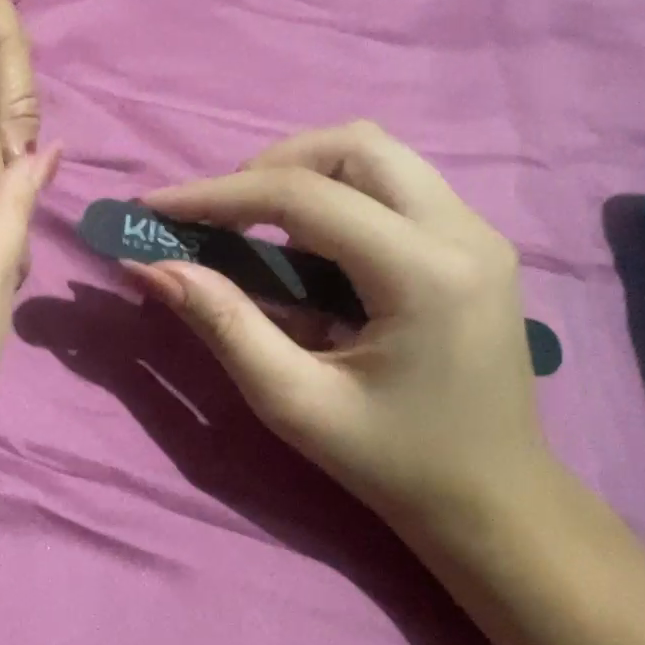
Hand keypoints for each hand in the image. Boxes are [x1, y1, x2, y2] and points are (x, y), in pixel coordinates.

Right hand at [128, 122, 552, 527]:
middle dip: (268, 168)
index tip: (152, 206)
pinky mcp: (470, 247)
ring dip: (300, 178)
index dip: (217, 194)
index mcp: (425, 273)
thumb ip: (223, 324)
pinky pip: (391, 189)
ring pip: (377, 158)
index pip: (306, 196)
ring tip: (250, 232)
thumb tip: (153, 267)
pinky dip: (331, 200)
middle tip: (215, 218)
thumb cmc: (390, 459)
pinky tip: (299, 253)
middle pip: (355, 146)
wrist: (491, 499)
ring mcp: (476, 234)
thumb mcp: (291, 400)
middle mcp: (463, 233)